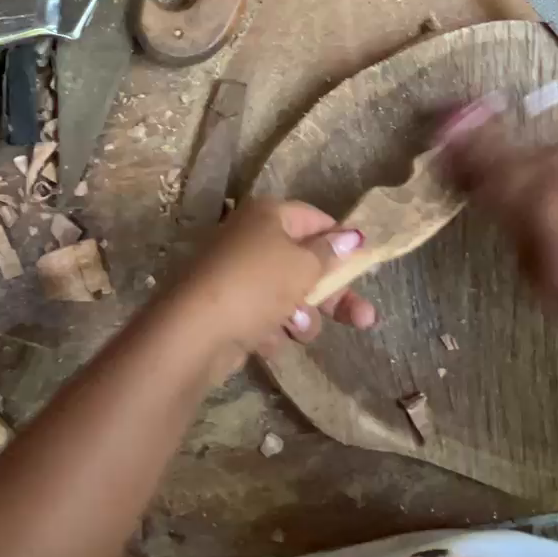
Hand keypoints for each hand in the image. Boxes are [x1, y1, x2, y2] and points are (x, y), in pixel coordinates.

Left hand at [165, 200, 375, 366]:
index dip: (341, 241)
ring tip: (295, 329)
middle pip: (304, 263)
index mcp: (268, 215)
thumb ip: (331, 253)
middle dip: (332, 294)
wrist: (194, 332)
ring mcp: (237, 274)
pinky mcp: (227, 309)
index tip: (364, 263)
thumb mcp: (304, 266)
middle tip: (363, 320)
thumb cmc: (256, 285)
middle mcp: (251, 238)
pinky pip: (263, 317)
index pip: (315, 219)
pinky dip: (271, 330)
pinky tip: (265, 341)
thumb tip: (353, 235)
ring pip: (287, 295)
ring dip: (301, 316)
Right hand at [437, 97, 557, 346]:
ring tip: (482, 128)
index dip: (460, 160)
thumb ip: (510, 227)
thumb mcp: (533, 271)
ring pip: (533, 146)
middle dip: (475, 138)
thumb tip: (489, 202)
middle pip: (507, 151)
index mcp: (538, 207)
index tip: (438, 149)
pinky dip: (534, 148)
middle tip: (450, 124)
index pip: (488, 174)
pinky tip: (526, 152)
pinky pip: (557, 153)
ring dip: (505, 139)